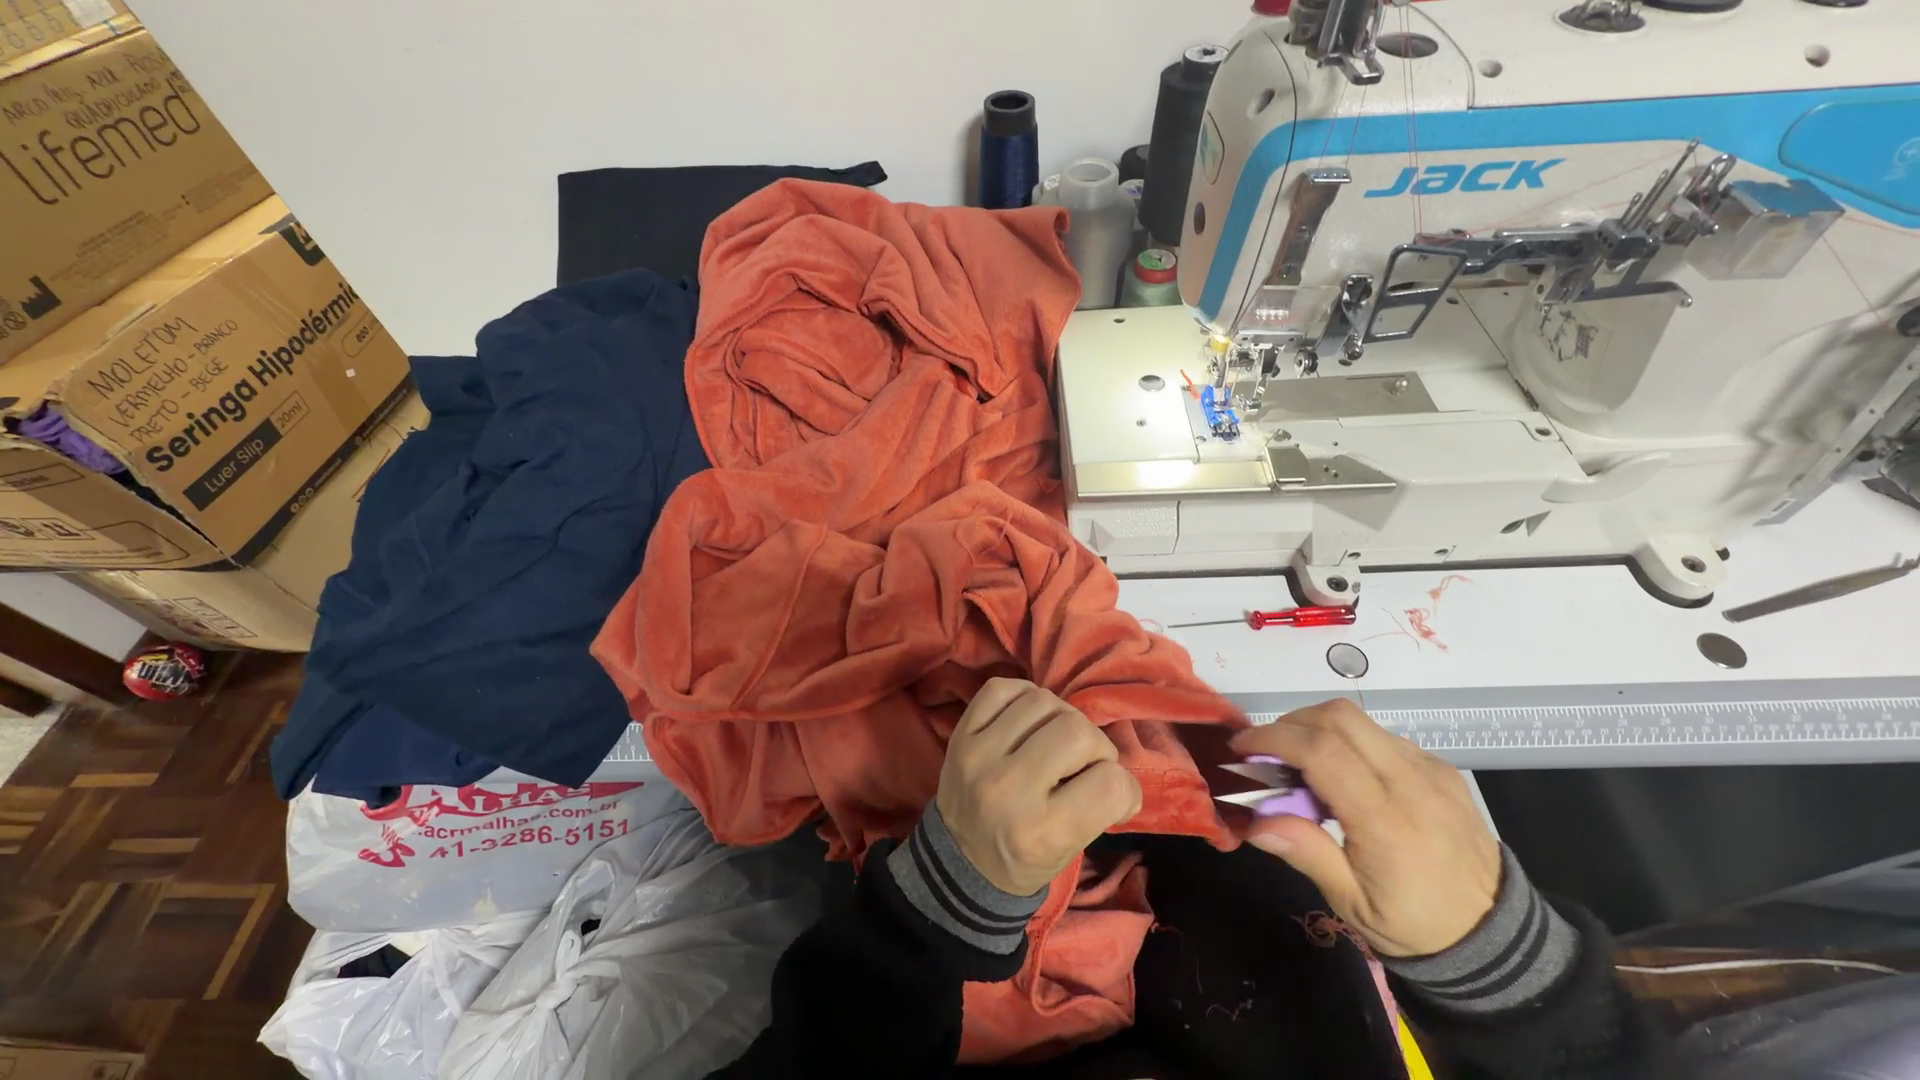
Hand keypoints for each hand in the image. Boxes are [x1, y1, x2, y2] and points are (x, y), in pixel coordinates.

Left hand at [937, 678, 1143, 895]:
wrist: (958, 861)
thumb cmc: (1025, 858)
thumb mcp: (1071, 850)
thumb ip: (1103, 807)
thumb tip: (1122, 771)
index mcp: (1040, 833)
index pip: (1110, 784)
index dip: (1122, 785)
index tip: (1112, 794)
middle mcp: (1007, 791)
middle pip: (1078, 731)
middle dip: (1096, 745)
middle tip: (1086, 763)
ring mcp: (978, 757)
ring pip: (1044, 701)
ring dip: (1062, 717)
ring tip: (1057, 740)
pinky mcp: (960, 735)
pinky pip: (1003, 689)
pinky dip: (1025, 697)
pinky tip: (1030, 721)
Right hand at [1230, 700, 1500, 956]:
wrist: (1495, 936)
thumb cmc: (1415, 925)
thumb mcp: (1352, 903)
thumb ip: (1306, 853)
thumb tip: (1254, 821)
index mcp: (1385, 819)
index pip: (1321, 751)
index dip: (1273, 738)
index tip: (1241, 747)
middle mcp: (1410, 782)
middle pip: (1339, 717)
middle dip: (1291, 723)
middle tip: (1267, 752)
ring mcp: (1430, 770)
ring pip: (1361, 722)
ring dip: (1318, 730)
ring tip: (1301, 766)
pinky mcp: (1441, 769)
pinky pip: (1384, 737)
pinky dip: (1350, 743)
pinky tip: (1344, 777)